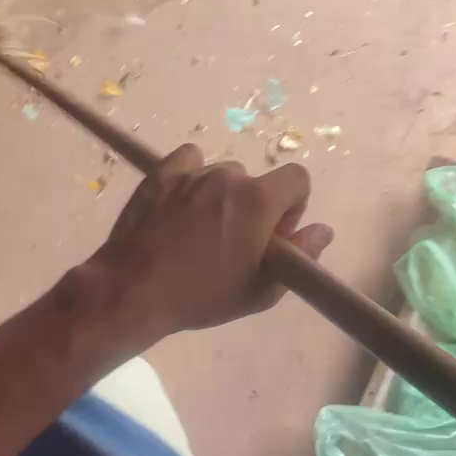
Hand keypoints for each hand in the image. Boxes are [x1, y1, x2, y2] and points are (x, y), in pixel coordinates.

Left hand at [77, 145, 333, 342]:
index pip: (297, 177)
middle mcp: (227, 177)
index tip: (275, 231)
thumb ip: (299, 255)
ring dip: (219, 194)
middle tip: (232, 238)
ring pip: (219, 174)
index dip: (292, 204)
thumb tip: (321, 231)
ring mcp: (190, 173)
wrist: (134, 289)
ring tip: (199, 228)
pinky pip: (188, 160)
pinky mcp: (160, 174)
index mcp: (258, 201)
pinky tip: (181, 202)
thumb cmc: (201, 296)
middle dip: (252, 205)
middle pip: (254, 181)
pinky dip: (190, 175)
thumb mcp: (260, 289)